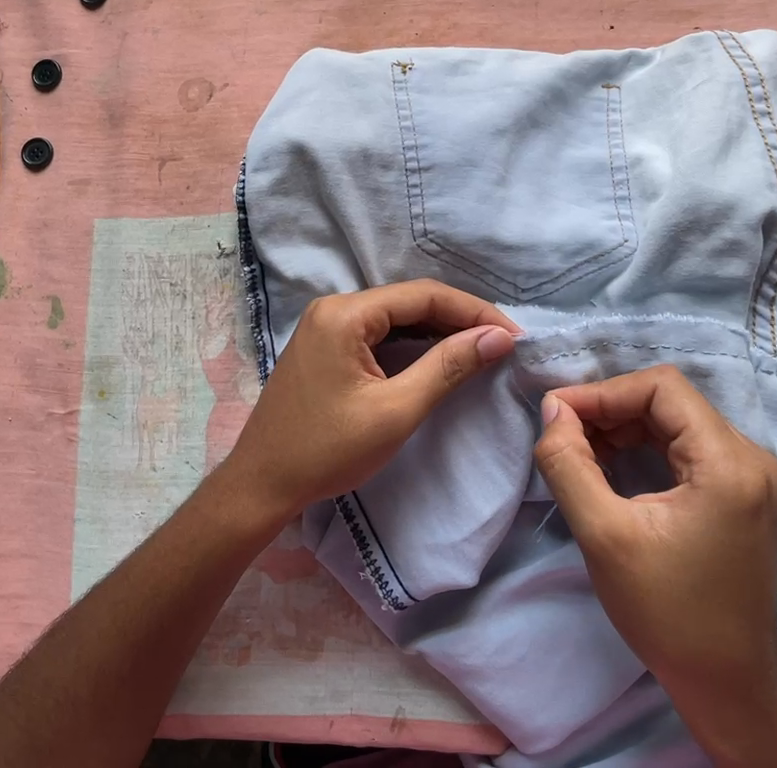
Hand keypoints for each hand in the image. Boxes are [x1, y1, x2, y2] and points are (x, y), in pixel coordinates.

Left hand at [218, 279, 520, 522]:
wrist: (263, 481)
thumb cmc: (327, 450)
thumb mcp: (395, 410)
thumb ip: (447, 367)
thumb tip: (498, 337)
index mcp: (344, 314)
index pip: (423, 295)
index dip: (473, 311)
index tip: (513, 335)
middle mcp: (333, 309)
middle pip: (408, 301)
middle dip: (458, 319)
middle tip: (502, 344)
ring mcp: (325, 326)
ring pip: (394, 318)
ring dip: (437, 332)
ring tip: (481, 350)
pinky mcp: (324, 346)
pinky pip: (377, 334)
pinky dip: (411, 344)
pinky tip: (439, 358)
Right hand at [533, 365, 776, 726]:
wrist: (726, 678)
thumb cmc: (665, 609)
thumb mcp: (603, 534)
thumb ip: (569, 463)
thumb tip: (552, 411)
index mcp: (728, 463)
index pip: (661, 387)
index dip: (603, 391)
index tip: (557, 414)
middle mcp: (749, 458)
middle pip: (668, 400)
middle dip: (608, 408)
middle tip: (562, 432)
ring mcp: (749, 476)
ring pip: (674, 420)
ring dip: (622, 426)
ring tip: (579, 449)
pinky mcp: (739, 493)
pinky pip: (685, 446)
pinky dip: (642, 446)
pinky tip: (608, 464)